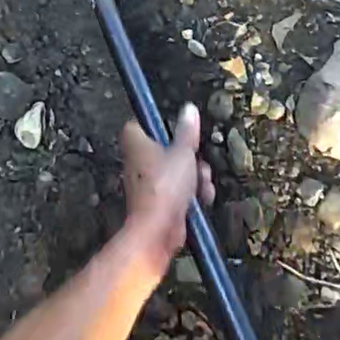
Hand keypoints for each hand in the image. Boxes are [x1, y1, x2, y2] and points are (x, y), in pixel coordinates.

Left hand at [120, 104, 215, 260]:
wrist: (157, 230)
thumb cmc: (165, 186)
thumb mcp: (183, 152)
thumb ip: (187, 131)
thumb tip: (188, 109)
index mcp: (137, 144)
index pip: (138, 125)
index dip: (156, 125)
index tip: (173, 129)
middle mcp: (138, 163)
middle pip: (166, 150)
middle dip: (189, 157)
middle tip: (197, 162)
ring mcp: (147, 186)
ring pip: (176, 172)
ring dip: (195, 177)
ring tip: (202, 184)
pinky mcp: (158, 204)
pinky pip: (178, 193)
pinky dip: (191, 195)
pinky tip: (202, 199)